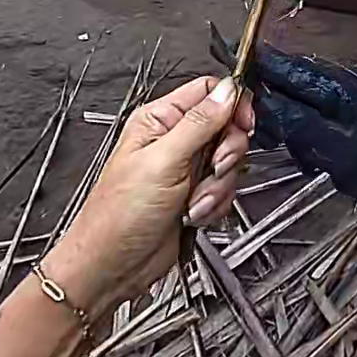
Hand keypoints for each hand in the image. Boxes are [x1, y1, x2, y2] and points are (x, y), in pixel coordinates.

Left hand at [43, 76, 253, 314]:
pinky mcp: (196, 193)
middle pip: (226, 127)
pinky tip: (193, 214)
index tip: (243, 123)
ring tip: (193, 200)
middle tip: (215, 167)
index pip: (209, 92)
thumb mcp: (163, 160)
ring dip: (217, 186)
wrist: (112, 266)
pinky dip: (215, 204)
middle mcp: (175, 140)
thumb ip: (200, 123)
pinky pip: (225, 189)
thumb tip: (228, 90)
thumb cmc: (119, 214)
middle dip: (227, 152)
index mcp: (160, 119)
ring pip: (229, 161)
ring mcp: (187, 168)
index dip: (232, 104)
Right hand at [250, 44, 356, 296]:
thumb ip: (298, 124)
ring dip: (296, 118)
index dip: (266, 66)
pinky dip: (314, 128)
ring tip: (289, 145)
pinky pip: (328, 113)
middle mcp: (352, 84)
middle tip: (255, 117)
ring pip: (313, 99)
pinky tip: (313, 153)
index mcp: (343, 86)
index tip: (240, 58)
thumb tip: (264, 103)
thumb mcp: (335, 150)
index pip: (294, 70)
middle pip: (302, 82)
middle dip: (277, 98)